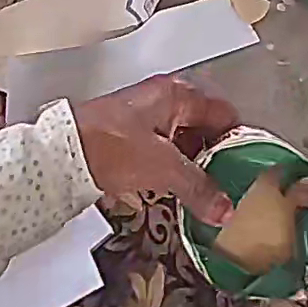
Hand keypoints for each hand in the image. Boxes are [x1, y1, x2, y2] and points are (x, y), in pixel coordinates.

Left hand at [71, 76, 237, 224]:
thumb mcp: (163, 168)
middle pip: (204, 126)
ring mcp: (146, 116)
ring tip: (208, 193)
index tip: (249, 167)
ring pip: (183, 139)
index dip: (239, 139)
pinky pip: (164, 149)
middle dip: (218, 154)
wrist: (59, 156)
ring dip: (196, 164)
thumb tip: (228, 211)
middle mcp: (164, 99)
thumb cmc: (113, 148)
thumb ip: (199, 188)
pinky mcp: (130, 135)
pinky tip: (179, 189)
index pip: (224, 113)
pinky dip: (175, 167)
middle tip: (230, 184)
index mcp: (177, 95)